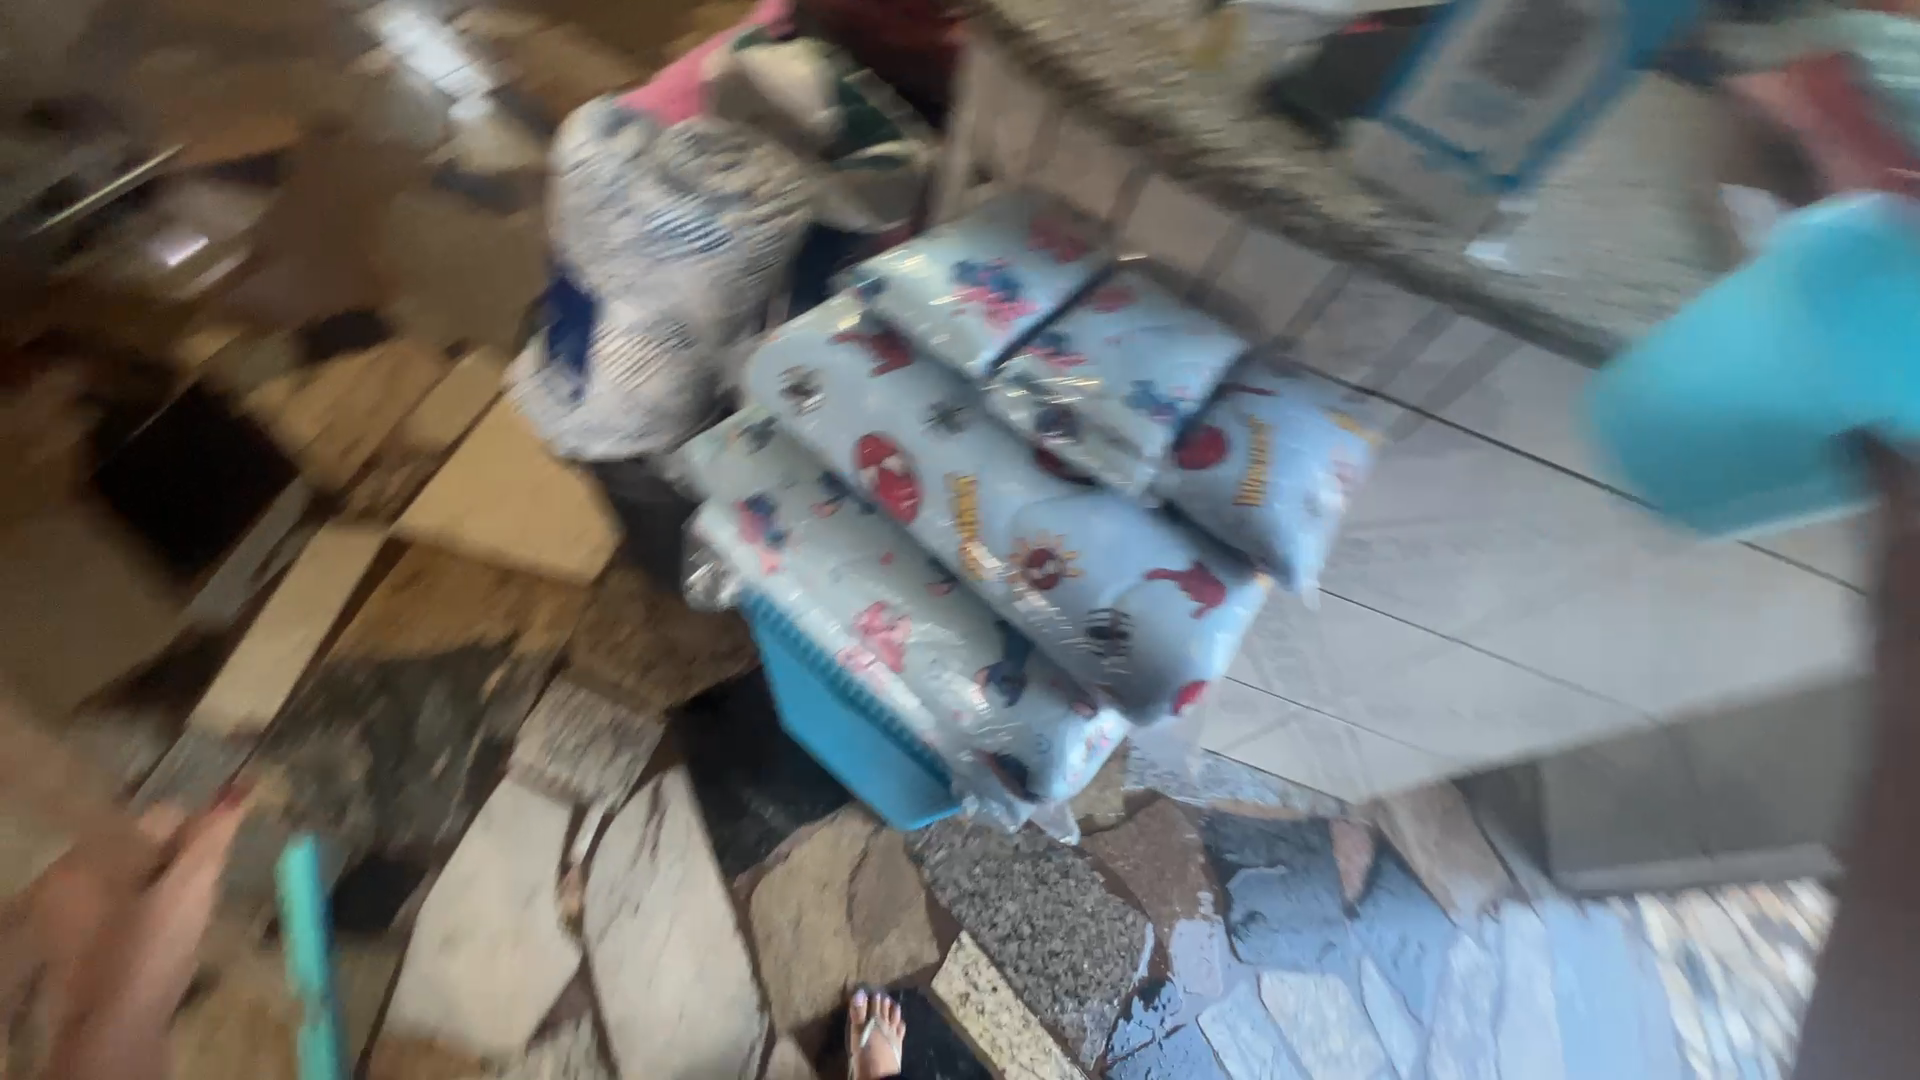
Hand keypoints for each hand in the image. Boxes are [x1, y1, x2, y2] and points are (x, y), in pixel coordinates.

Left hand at [3, 799, 243, 1079]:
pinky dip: (160, 904)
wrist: (119, 1023)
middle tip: (202, 887)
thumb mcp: (192, 882)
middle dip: (187, 857)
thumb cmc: (152, 943)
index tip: (217, 857)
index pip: (161, 814)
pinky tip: (172, 927)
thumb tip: (243, 784)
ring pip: (147, 871)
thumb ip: (216, 831)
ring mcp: (72, 912)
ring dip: (177, 881)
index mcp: (86, 860)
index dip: (199, 830)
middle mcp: (70, 879)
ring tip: (190, 910)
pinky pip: (134, 898)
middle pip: (151, 842)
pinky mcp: (85, 937)